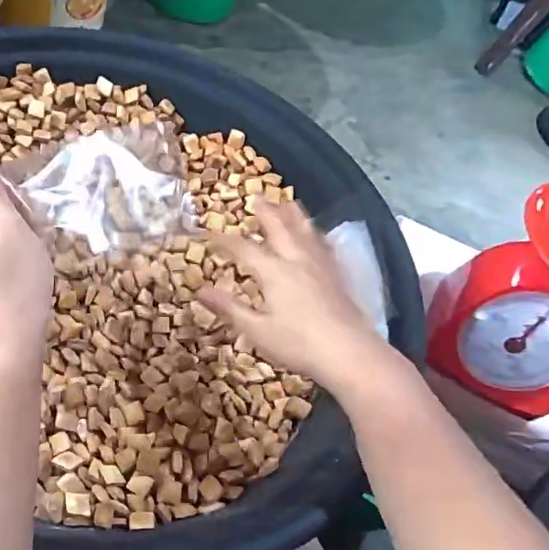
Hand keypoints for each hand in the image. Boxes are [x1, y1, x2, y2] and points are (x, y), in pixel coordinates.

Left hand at [0, 162, 52, 355]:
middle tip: (32, 222)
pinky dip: (23, 245)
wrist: (19, 329)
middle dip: (10, 206)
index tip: (16, 200)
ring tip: (40, 240)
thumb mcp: (11, 229)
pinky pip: (5, 246)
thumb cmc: (19, 276)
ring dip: (22, 226)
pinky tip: (39, 256)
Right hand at [198, 198, 400, 395]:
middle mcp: (297, 260)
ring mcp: (321, 266)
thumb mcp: (256, 329)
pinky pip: (325, 246)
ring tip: (288, 202)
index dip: (225, 240)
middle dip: (265, 212)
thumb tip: (200, 291)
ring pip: (306, 231)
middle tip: (256, 196)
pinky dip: (317, 235)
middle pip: (279, 228)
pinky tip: (320, 235)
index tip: (210, 234)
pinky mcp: (339, 276)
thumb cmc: (297, 344)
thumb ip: (229, 307)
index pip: (244, 249)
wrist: (349, 353)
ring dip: (294, 215)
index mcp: (274, 272)